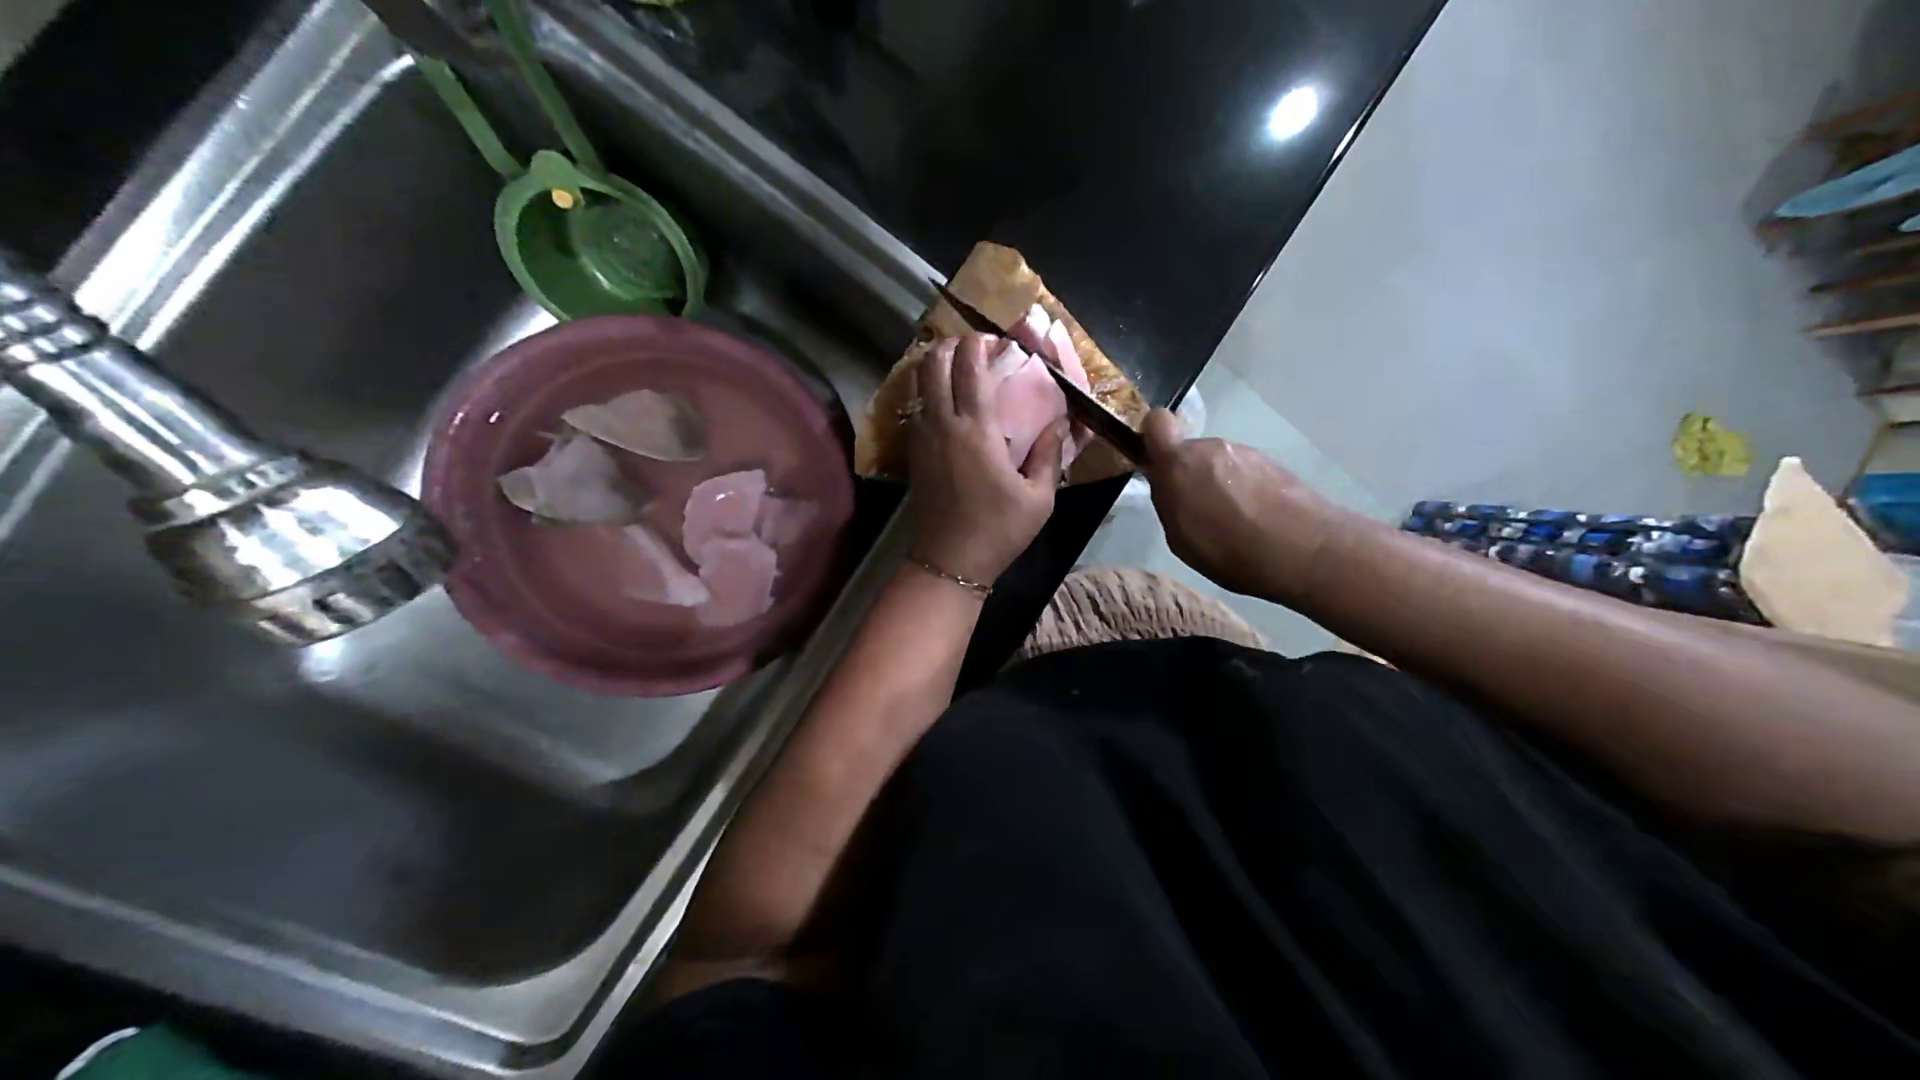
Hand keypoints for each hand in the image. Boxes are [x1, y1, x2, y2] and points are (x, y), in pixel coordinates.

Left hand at [908, 335, 1067, 584]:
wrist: (949, 560)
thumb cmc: (999, 529)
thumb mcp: (1039, 497)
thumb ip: (1049, 454)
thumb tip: (1060, 424)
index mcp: (975, 429)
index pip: (968, 367)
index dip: (977, 344)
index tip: (994, 341)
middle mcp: (942, 424)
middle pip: (933, 364)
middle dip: (950, 345)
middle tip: (972, 348)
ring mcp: (921, 437)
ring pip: (917, 383)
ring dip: (934, 366)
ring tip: (956, 368)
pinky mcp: (912, 453)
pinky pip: (914, 407)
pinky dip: (926, 392)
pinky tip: (944, 401)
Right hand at [1140, 408, 1337, 601]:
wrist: (1303, 550)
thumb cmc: (1228, 549)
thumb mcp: (1180, 537)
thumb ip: (1169, 502)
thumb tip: (1170, 487)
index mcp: (1180, 462)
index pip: (1156, 422)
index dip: (1153, 437)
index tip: (1157, 464)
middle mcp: (1213, 448)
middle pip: (1192, 451)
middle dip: (1191, 474)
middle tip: (1200, 510)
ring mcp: (1248, 453)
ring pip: (1221, 462)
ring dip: (1221, 483)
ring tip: (1233, 521)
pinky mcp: (1276, 464)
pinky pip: (1248, 473)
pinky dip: (1247, 491)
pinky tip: (1256, 520)